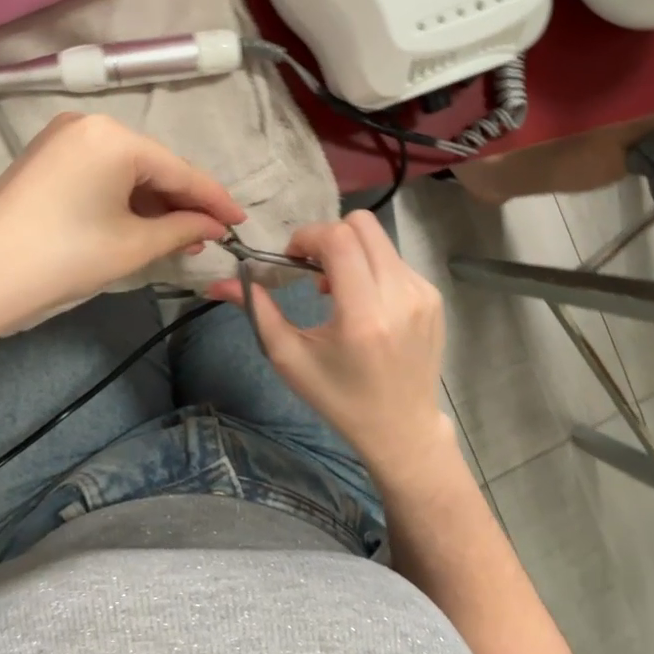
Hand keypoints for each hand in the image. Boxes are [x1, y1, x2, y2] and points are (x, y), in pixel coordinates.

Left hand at [0, 112, 245, 333]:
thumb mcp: (132, 246)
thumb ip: (182, 229)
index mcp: (113, 136)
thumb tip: (214, 227)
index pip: (179, 169)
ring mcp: (58, 140)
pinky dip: (121, 199)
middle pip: (151, 165)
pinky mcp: (40, 160)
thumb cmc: (63, 259)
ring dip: (152, 203)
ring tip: (179, 238)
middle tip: (210, 236)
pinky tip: (139, 225)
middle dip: (181, 202)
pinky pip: (96, 174)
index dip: (214, 199)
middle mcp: (86, 124)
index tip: (241, 223)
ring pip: (123, 170)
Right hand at [207, 211, 455, 475]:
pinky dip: (371, 267)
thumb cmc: (339, 397)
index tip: (292, 258)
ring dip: (351, 251)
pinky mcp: (433, 296)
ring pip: (379, 239)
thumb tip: (220, 281)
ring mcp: (422, 294)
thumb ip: (258, 312)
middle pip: (362, 225)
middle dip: (329, 236)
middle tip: (312, 268)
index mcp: (363, 316)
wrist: (401, 427)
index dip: (308, 236)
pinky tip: (363, 301)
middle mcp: (399, 296)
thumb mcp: (290, 359)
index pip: (339, 239)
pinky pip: (395, 259)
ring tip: (337, 289)